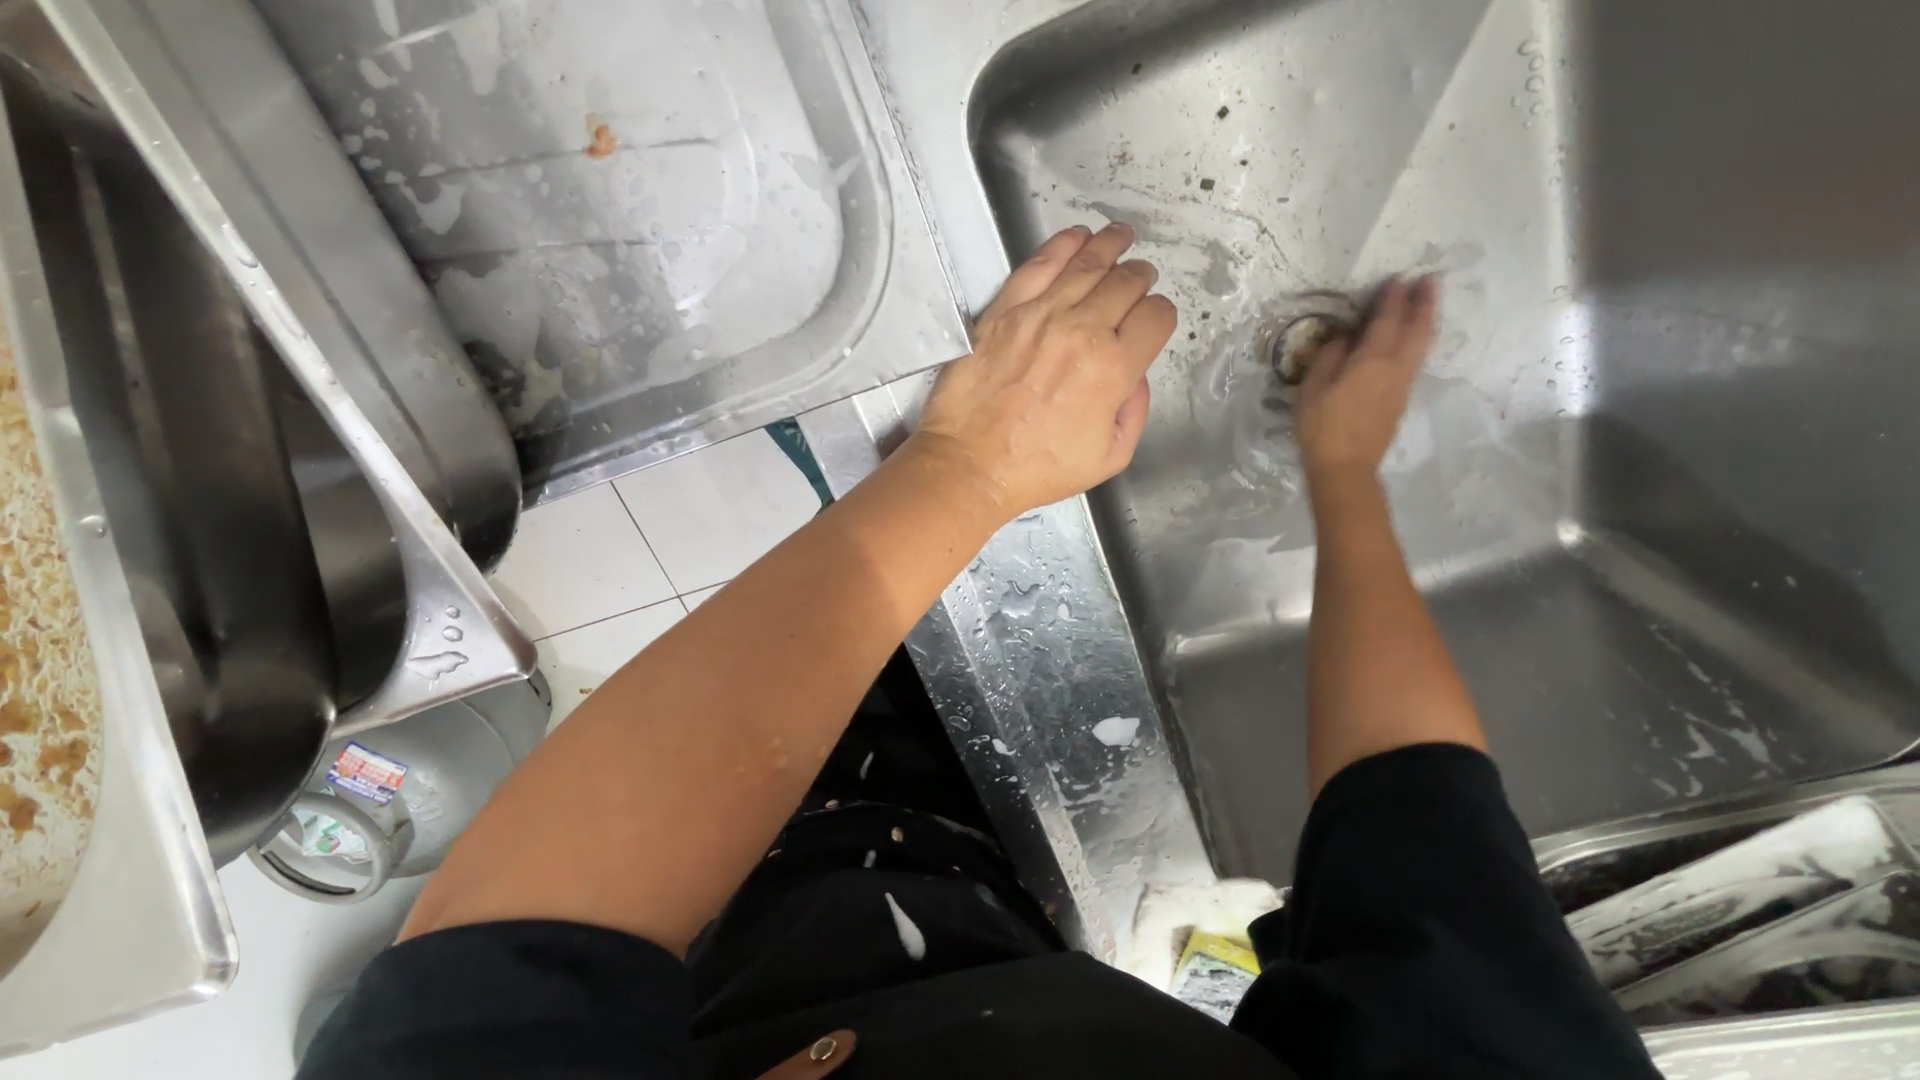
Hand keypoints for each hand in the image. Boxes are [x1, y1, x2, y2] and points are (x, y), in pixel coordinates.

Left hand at [908, 223, 1177, 520]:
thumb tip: (1134, 375)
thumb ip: (1135, 410)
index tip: (1152, 319)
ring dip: (1111, 246)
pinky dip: (1062, 245)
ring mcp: (1039, 316)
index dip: (1160, 314)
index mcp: (1113, 370)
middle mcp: (1081, 332)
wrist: (971, 466)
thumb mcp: (1110, 456)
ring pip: (1087, 263)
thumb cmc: (1036, 469)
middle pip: (1125, 283)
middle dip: (1139, 278)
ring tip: (1121, 237)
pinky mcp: (1003, 312)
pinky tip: (1077, 237)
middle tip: (1140, 277)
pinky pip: (1038, 265)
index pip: (1156, 317)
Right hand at [1296, 275, 1438, 491]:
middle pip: (1418, 328)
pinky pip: (1416, 360)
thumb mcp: (1313, 387)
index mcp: (1372, 360)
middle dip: (1425, 302)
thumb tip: (1346, 339)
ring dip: (1427, 320)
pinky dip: (1419, 340)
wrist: (1345, 466)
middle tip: (1429, 280)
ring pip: (1423, 344)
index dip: (1392, 297)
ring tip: (1428, 304)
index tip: (1398, 278)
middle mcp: (1395, 367)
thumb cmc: (1322, 426)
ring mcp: (1402, 384)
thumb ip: (1330, 356)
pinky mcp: (1401, 399)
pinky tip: (1412, 339)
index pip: (1387, 320)